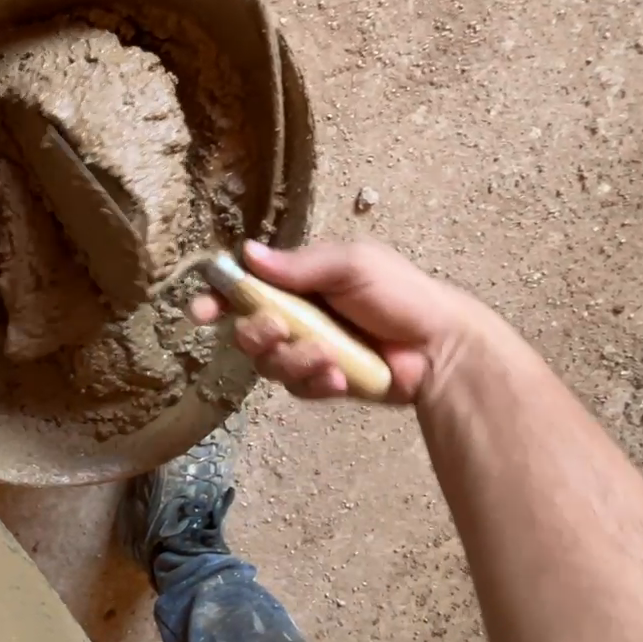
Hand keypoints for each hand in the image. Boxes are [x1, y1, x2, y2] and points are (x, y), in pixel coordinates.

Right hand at [190, 240, 486, 403]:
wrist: (442, 347)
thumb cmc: (400, 294)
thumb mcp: (353, 264)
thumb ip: (300, 263)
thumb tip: (246, 253)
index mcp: (296, 284)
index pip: (243, 289)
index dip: (216, 299)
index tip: (200, 311)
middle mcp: (293, 317)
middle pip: (245, 332)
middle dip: (256, 334)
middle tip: (280, 329)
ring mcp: (304, 352)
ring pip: (268, 364)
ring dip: (292, 360)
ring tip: (327, 356)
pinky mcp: (320, 382)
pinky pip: (297, 388)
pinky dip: (315, 381)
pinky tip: (341, 375)